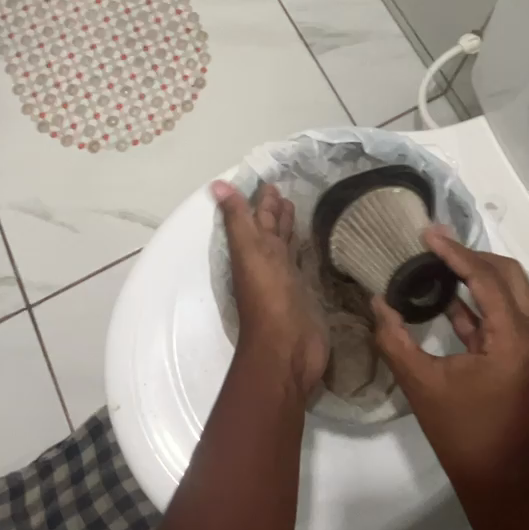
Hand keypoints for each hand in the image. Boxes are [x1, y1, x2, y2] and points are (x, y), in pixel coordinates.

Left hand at [212, 180, 327, 400]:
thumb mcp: (249, 251)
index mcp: (253, 249)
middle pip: (270, 230)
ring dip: (288, 227)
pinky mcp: (305, 293)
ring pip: (284, 244)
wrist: (287, 349)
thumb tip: (216, 185)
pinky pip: (302, 263)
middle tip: (283, 190)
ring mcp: (287, 278)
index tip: (269, 180)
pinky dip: (304, 250)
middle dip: (274, 210)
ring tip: (296, 207)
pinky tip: (312, 244)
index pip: (256, 217)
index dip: (261, 200)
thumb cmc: (268, 297)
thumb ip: (237, 218)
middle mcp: (268, 261)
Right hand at [372, 227, 528, 500]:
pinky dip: (477, 301)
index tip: (427, 234)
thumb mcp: (422, 384)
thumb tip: (376, 302)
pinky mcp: (519, 358)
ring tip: (439, 262)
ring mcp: (528, 348)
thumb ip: (395, 339)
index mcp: (512, 339)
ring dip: (477, 275)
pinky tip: (445, 298)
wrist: (498, 482)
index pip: (485, 278)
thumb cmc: (462, 433)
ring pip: (510, 293)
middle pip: (509, 275)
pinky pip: (502, 316)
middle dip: (473, 256)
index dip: (455, 253)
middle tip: (436, 244)